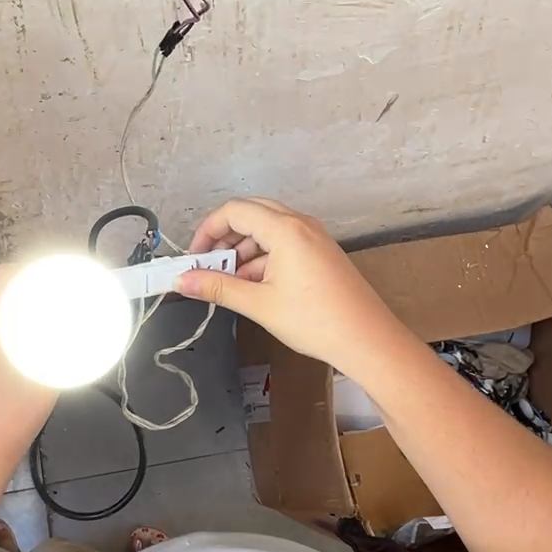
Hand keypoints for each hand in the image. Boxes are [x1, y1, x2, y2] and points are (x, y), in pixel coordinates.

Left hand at [0, 264, 58, 465]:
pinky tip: (28, 319)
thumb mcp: (45, 380)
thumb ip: (63, 348)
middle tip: (61, 285)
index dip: (35, 268)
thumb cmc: (10, 417)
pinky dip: (7, 307)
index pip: (5, 277)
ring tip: (48, 299)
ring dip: (18, 292)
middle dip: (30, 277)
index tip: (61, 272)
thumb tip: (83, 321)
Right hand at [175, 198, 415, 378]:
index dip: (207, 230)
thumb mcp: (260, 304)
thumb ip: (218, 287)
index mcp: (285, 229)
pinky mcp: (320, 252)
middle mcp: (301, 224)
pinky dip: (263, 257)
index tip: (194, 257)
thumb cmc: (318, 321)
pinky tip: (253, 285)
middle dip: (224, 237)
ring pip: (267, 229)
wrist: (367, 340)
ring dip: (243, 250)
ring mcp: (314, 237)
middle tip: (207, 264)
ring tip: (228, 282)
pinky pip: (284, 243)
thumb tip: (183, 281)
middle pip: (250, 214)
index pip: (234, 211)